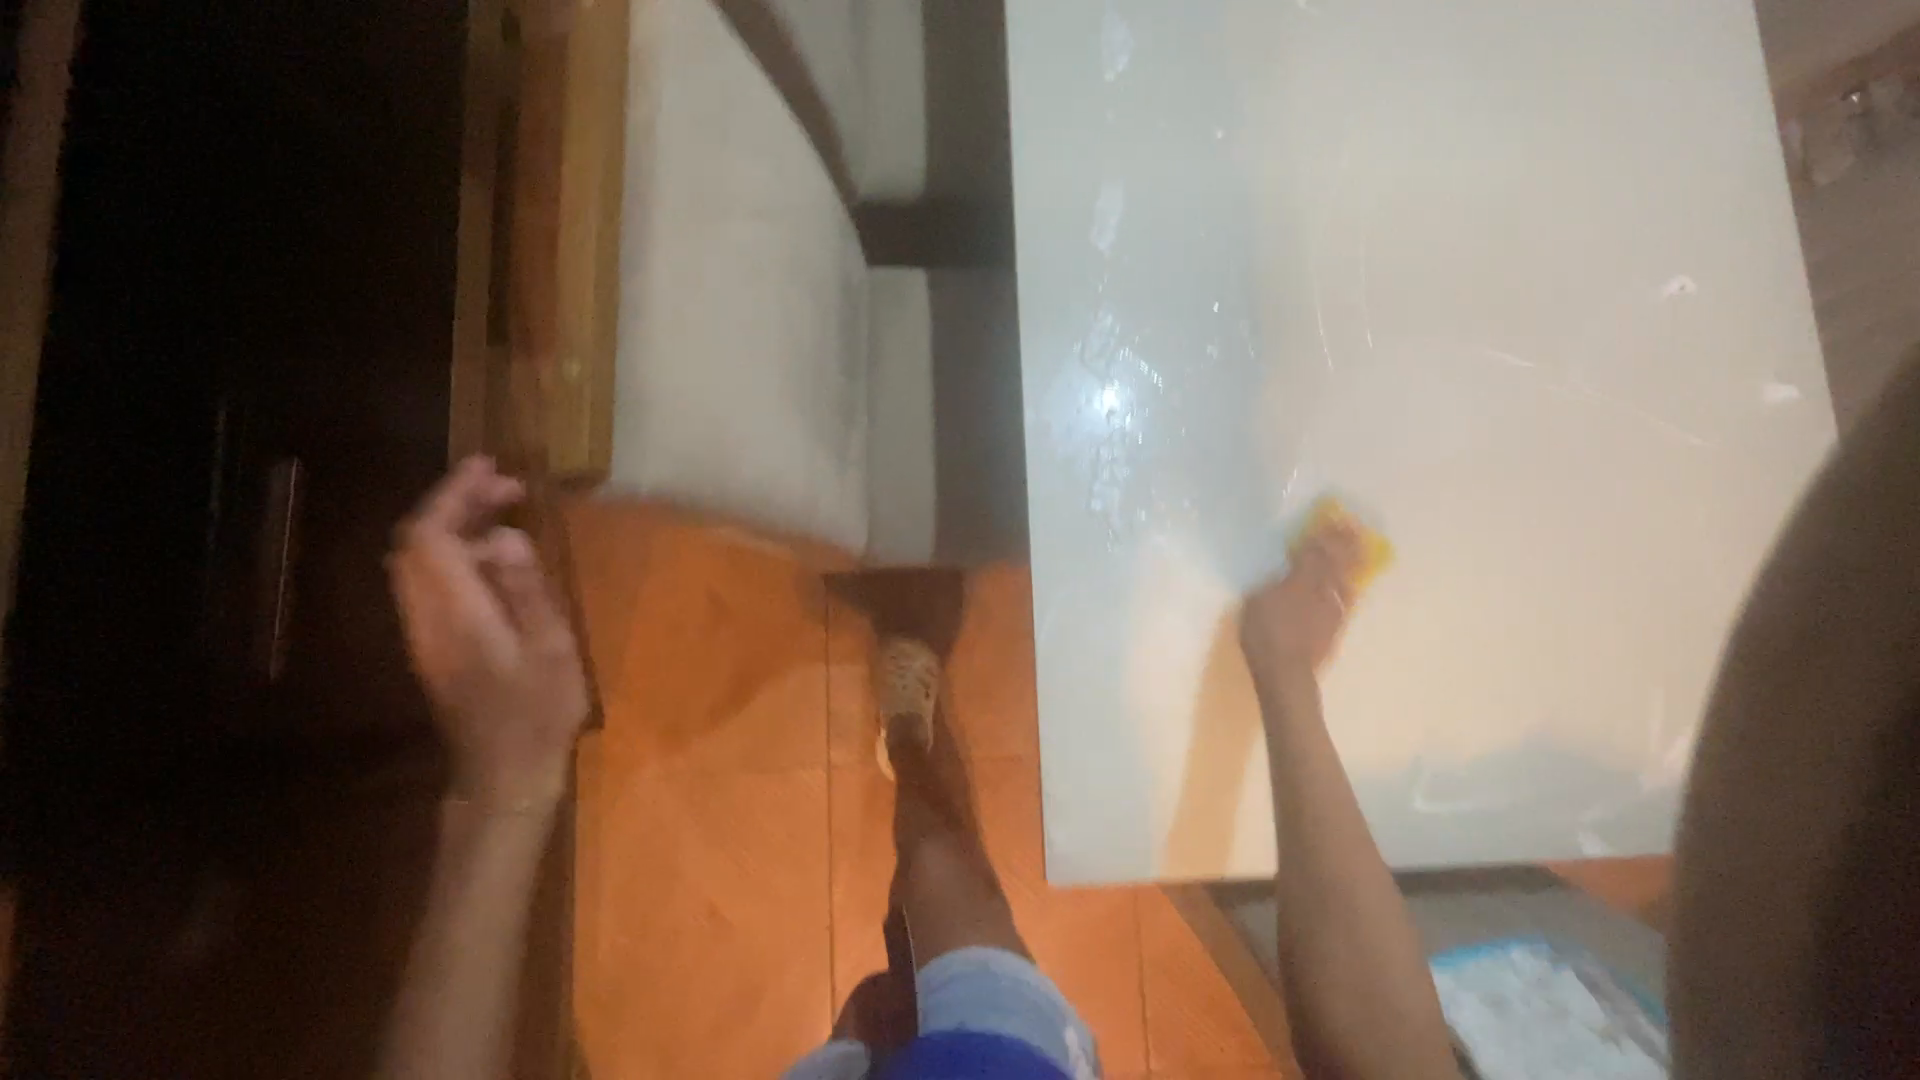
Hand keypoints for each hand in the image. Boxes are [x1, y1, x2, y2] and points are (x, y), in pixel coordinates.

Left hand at [388, 456, 587, 807]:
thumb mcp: (550, 648)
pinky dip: (454, 553)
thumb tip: (504, 537)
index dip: (453, 494)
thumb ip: (526, 589)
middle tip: (507, 486)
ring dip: (453, 526)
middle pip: (416, 543)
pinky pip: (429, 583)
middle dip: (454, 503)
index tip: (490, 467)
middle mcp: (426, 617)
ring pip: (418, 562)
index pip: (430, 536)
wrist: (503, 775)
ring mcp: (423, 633)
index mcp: (456, 613)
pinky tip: (493, 556)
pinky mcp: (432, 646)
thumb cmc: (538, 712)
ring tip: (504, 511)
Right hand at [1241, 522, 1363, 674]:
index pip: (1313, 552)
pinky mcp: (1336, 625)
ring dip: (1353, 560)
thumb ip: (1271, 586)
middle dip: (1344, 542)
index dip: (1322, 535)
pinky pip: (1346, 598)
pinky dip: (1350, 586)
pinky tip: (1352, 583)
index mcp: (1298, 581)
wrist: (1287, 672)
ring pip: (1346, 578)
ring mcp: (1332, 608)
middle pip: (1336, 561)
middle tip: (1353, 526)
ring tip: (1361, 547)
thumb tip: (1282, 577)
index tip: (1331, 519)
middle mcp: (1320, 590)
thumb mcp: (1255, 604)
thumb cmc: (1263, 636)